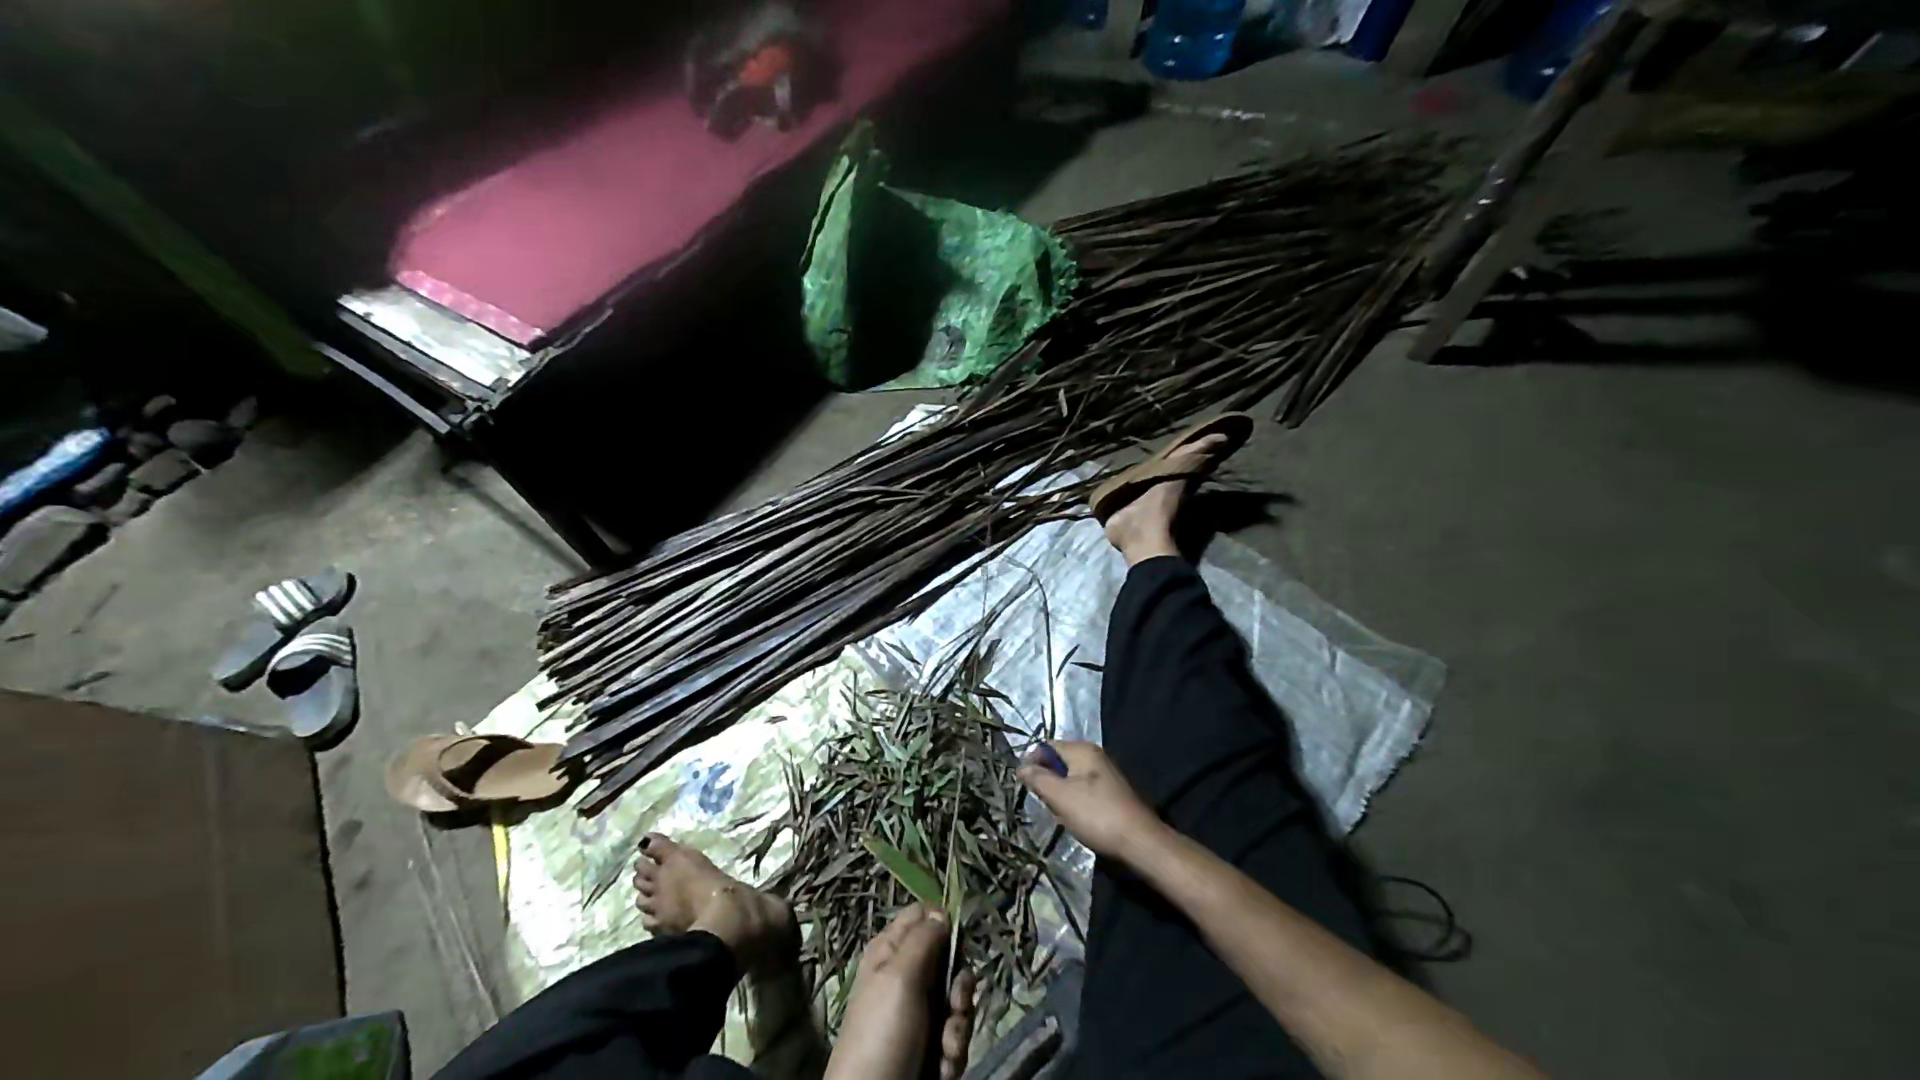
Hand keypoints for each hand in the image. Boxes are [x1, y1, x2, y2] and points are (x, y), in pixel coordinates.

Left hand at [825, 905, 975, 1079]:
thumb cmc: (882, 1034)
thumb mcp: (899, 978)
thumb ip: (923, 939)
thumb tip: (943, 911)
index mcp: (891, 951)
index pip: (922, 915)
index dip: (944, 923)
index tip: (957, 942)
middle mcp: (907, 976)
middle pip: (950, 959)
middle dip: (960, 985)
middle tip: (954, 1004)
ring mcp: (920, 1012)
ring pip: (959, 1000)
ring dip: (960, 1025)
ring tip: (946, 1047)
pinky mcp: (932, 1046)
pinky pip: (957, 1035)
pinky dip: (954, 1052)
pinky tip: (943, 1067)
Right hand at [1018, 741, 1164, 862]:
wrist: (1139, 841)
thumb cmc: (1096, 814)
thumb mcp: (1060, 796)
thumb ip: (1038, 779)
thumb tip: (1021, 767)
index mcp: (1082, 749)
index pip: (1047, 746)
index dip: (1032, 761)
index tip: (1024, 784)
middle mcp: (1094, 755)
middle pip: (1059, 760)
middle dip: (1047, 779)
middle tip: (1043, 801)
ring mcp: (1104, 773)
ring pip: (1070, 776)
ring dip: (1060, 792)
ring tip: (1059, 812)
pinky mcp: (1110, 791)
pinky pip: (1083, 788)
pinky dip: (1074, 799)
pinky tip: (1075, 817)